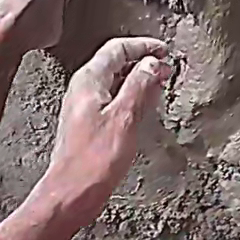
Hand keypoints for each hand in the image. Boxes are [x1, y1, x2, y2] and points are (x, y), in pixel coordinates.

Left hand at [32, 36, 171, 225]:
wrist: (72, 193)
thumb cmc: (94, 160)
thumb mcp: (125, 117)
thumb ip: (140, 85)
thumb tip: (153, 63)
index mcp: (89, 80)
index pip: (118, 48)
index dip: (144, 46)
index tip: (165, 51)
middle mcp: (83, 88)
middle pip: (115, 61)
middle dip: (143, 61)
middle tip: (167, 68)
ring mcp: (84, 106)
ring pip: (115, 80)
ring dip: (138, 78)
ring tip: (161, 83)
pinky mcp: (88, 122)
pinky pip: (112, 98)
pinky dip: (131, 95)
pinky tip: (144, 106)